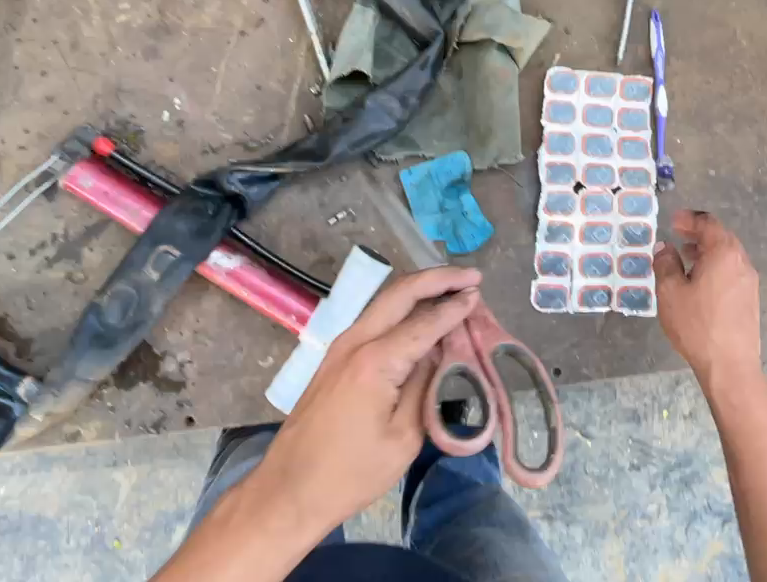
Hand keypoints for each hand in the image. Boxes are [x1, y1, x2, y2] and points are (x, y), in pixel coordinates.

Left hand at [238, 265, 480, 537]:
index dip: (454, 306)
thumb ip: (424, 386)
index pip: (424, 322)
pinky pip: (375, 318)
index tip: (479, 292)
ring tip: (452, 287)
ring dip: (420, 289)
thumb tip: (441, 352)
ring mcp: (341, 345)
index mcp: (375, 361)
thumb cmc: (350, 474)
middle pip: (401, 292)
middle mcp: (356, 341)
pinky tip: (420, 315)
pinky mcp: (335, 356)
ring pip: (385, 300)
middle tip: (471, 275)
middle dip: (437, 278)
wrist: (288, 491)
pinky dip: (402, 307)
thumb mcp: (403, 438)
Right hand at [653, 209, 761, 388]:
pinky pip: (731, 271)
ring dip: (707, 251)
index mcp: (724, 253)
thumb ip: (666, 264)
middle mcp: (741, 262)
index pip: (708, 224)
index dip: (689, 219)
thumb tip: (664, 248)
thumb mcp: (670, 292)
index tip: (672, 221)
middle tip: (677, 236)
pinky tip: (700, 282)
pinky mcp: (749, 299)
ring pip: (727, 255)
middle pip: (721, 237)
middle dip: (698, 233)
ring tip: (686, 258)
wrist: (730, 366)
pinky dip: (715, 266)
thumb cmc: (697, 325)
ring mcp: (749, 282)